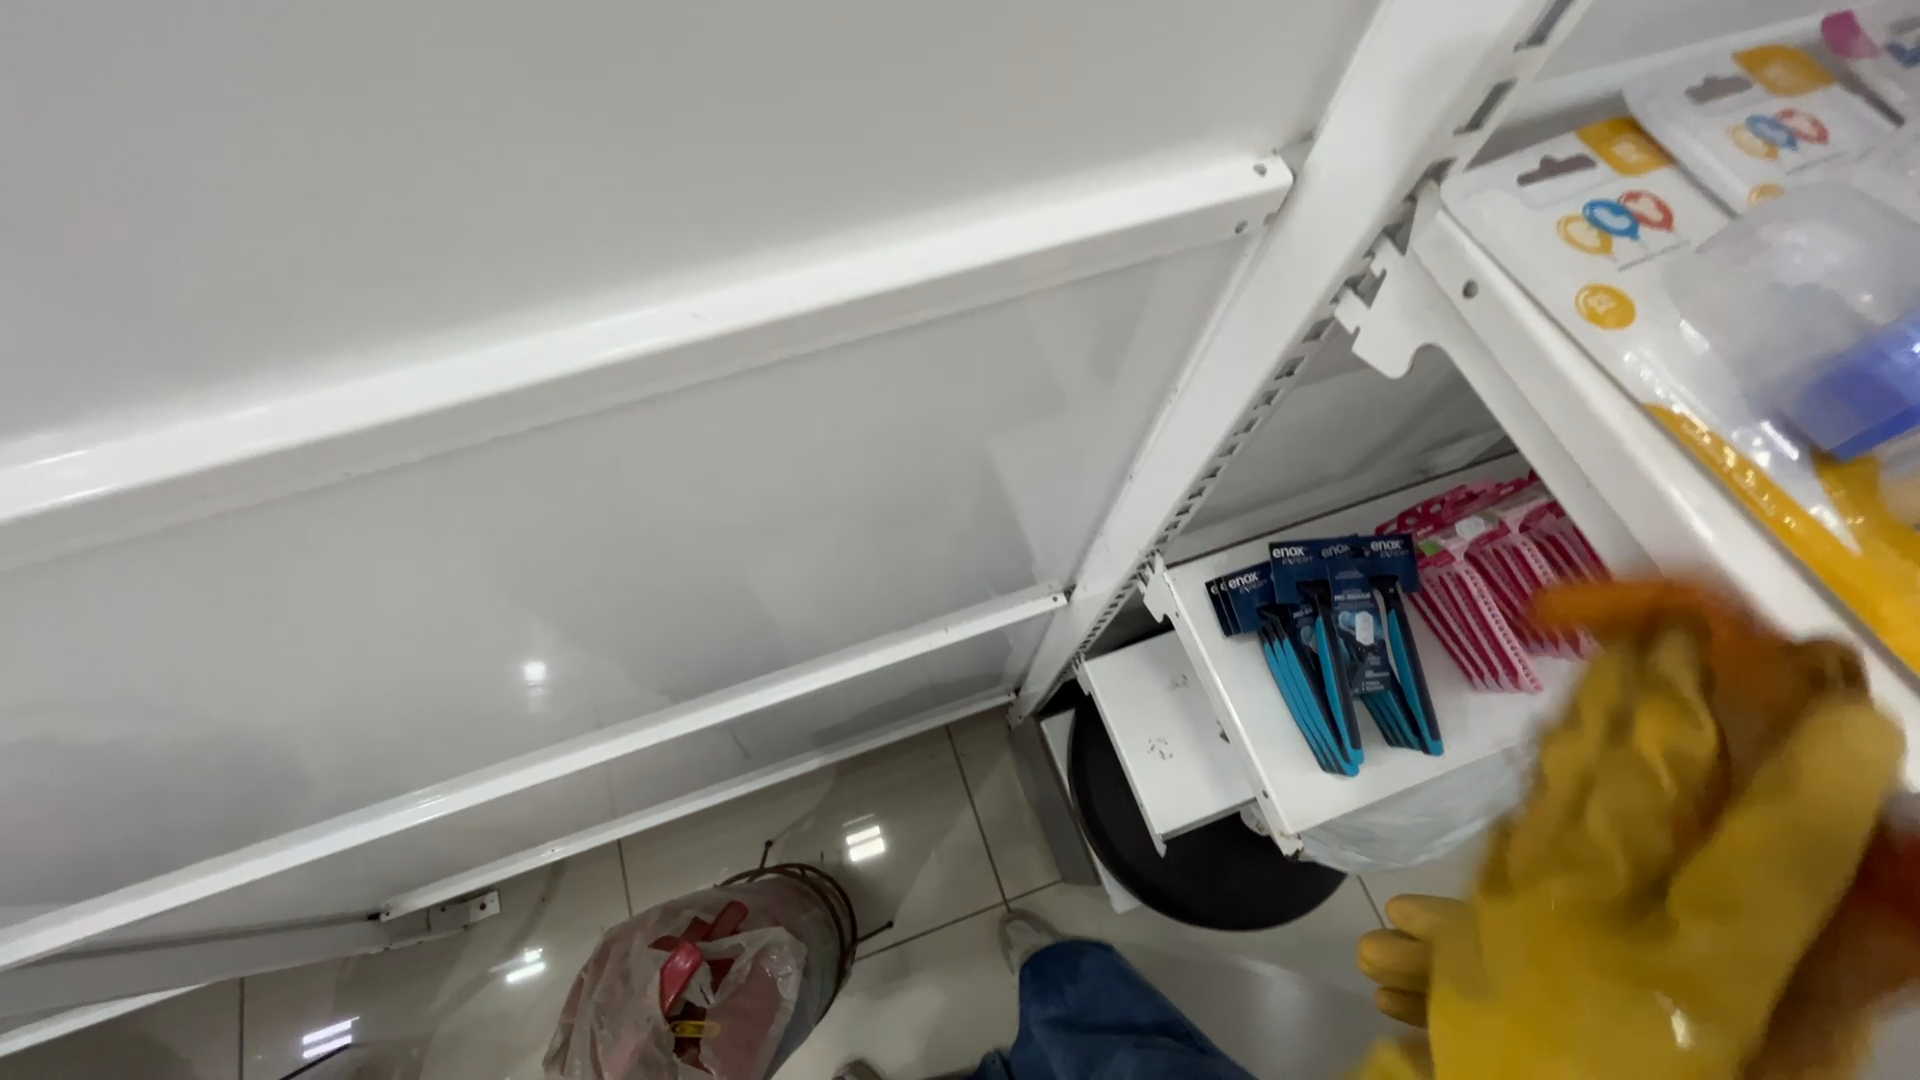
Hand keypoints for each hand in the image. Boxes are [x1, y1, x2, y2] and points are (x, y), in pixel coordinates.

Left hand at [1353, 583, 1905, 1078]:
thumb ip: (1817, 1006)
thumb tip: (1865, 920)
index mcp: (1686, 975)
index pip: (1765, 863)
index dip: (1817, 786)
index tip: (1858, 710)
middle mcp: (1591, 908)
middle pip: (1640, 785)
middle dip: (1675, 700)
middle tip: (1690, 626)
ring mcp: (1523, 888)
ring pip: (1571, 776)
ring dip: (1606, 706)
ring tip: (1626, 645)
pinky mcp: (1487, 887)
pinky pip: (1528, 802)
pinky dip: (1557, 755)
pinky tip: (1568, 720)